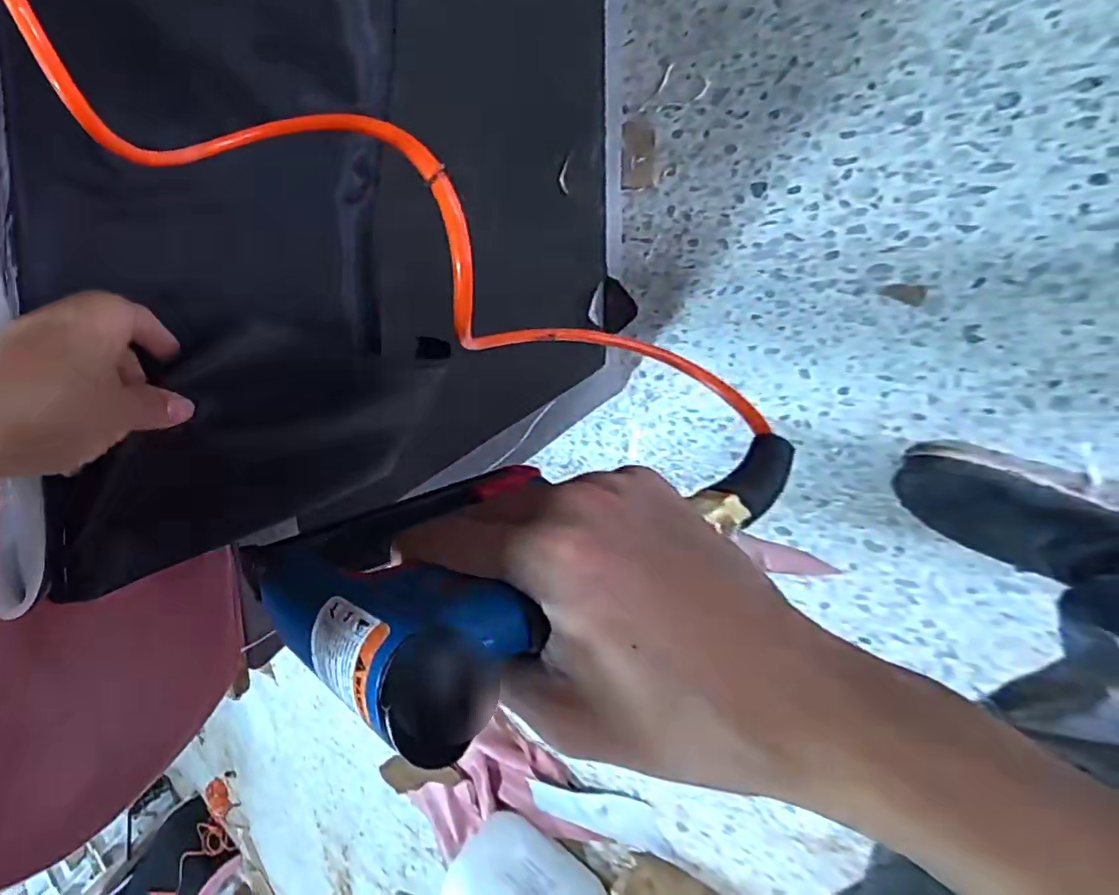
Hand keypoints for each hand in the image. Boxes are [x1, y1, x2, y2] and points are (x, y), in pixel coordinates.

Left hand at [0, 292, 193, 491]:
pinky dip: (59, 398)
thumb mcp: (115, 416)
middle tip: (135, 415)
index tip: (173, 369)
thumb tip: (184, 404)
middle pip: (109, 341)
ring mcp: (26, 333)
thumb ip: (151, 408)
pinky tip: (55, 436)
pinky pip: (45, 374)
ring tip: (96, 436)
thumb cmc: (55, 409)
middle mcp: (64, 313)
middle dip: (126, 377)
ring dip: (91, 394)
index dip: (162, 346)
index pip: (144, 322)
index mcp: (101, 314)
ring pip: (75, 361)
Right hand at [395, 466, 883, 801]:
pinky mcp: (648, 486)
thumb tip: (450, 639)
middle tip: (467, 587)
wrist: (810, 705)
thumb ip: (487, 669)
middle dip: (465, 547)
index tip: (397, 561)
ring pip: (530, 501)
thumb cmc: (683, 720)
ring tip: (530, 579)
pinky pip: (576, 496)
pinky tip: (587, 560)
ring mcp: (616, 487)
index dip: (415, 550)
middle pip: (485, 515)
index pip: (448, 537)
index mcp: (549, 556)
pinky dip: (564, 521)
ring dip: (514, 533)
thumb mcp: (564, 717)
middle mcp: (575, 504)